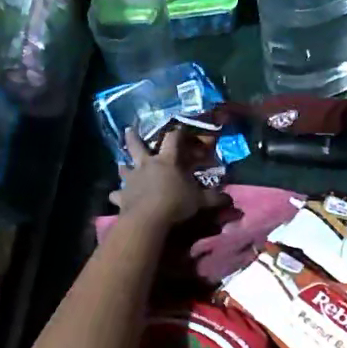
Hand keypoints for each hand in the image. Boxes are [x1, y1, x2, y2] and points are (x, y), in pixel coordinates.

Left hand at [108, 126, 223, 227]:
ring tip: (122, 165)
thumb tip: (231, 199)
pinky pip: (116, 194)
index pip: (173, 140)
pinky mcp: (122, 196)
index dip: (177, 132)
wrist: (148, 219)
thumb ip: (214, 198)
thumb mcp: (200, 201)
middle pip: (136, 145)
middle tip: (128, 129)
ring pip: (123, 168)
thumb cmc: (176, 204)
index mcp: (167, 161)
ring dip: (123, 166)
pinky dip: (117, 195)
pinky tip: (116, 197)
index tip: (179, 128)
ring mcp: (132, 180)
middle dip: (133, 137)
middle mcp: (147, 165)